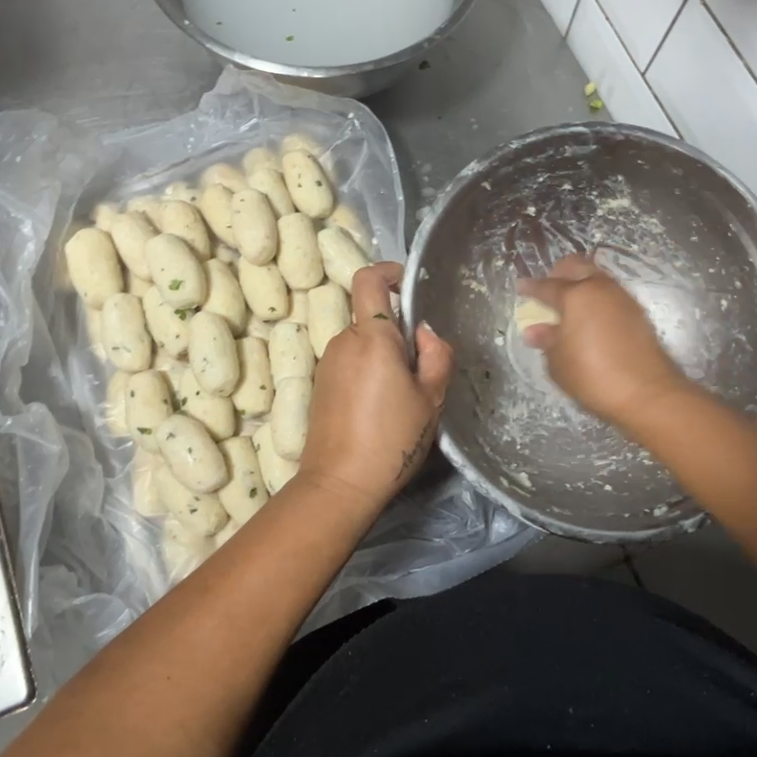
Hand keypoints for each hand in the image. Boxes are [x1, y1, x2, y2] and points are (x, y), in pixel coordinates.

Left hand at [299, 262, 452, 512]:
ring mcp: (327, 363)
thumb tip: (425, 332)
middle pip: (371, 318)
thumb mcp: (431, 398)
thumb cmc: (392, 439)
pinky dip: (367, 373)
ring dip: (383, 356)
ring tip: (402, 396)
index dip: (389, 272)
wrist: (339, 484)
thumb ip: (436, 355)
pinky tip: (380, 409)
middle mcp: (343, 341)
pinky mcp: (319, 385)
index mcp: (371, 336)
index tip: (409, 285)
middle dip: (397, 333)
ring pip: (362, 343)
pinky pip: (350, 363)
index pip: (369, 278)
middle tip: (421, 369)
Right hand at [516, 253, 689, 429]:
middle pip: (577, 266)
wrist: (647, 393)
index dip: (531, 287)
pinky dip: (597, 299)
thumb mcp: (558, 362)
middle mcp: (600, 288)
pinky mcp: (638, 313)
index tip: (521, 287)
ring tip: (570, 304)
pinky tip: (590, 317)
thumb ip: (547, 341)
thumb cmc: (593, 376)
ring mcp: (623, 298)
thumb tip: (536, 331)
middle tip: (549, 288)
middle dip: (559, 273)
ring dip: (582, 284)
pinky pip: (611, 295)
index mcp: (576, 295)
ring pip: (597, 277)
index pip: (546, 286)